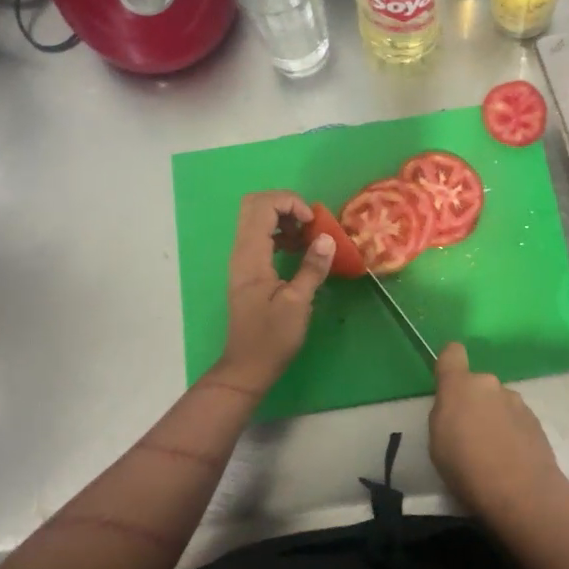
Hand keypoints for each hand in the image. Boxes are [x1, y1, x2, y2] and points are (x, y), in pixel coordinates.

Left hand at [207, 191, 335, 394]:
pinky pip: (260, 237)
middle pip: (255, 205)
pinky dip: (280, 234)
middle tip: (310, 224)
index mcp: (250, 256)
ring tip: (307, 239)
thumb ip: (312, 268)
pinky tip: (298, 252)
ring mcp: (242, 260)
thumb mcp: (298, 304)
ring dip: (284, 219)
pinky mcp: (248, 270)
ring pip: (256, 219)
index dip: (290, 203)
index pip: (262, 206)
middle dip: (286, 205)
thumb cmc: (272, 338)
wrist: (247, 366)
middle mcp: (241, 252)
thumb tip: (327, 238)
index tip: (313, 224)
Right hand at [429, 342, 564, 514]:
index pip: (452, 352)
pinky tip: (511, 460)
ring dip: (494, 418)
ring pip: (498, 402)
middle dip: (473, 402)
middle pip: (477, 384)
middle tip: (468, 436)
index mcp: (460, 386)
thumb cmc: (466, 467)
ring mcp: (517, 401)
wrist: (521, 491)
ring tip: (492, 453)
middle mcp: (490, 385)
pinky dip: (512, 432)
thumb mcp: (438, 442)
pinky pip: (516, 419)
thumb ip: (445, 414)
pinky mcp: (536, 420)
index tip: (447, 382)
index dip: (449, 362)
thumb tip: (457, 409)